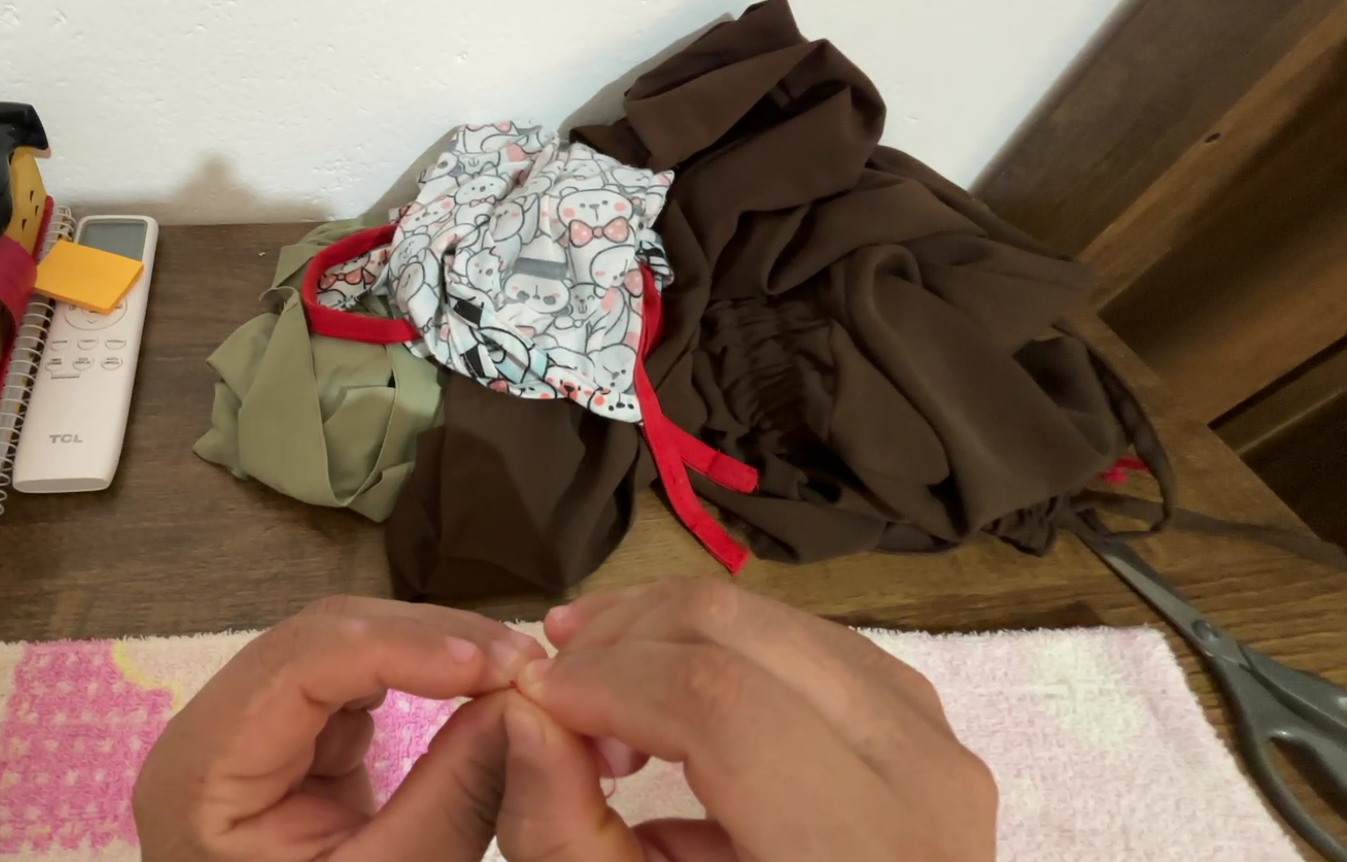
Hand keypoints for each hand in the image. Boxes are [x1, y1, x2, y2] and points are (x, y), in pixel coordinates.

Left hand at [132, 595, 543, 860]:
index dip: (400, 648)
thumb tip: (523, 707)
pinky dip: (415, 671)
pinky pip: (355, 674)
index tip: (490, 663)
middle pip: (324, 635)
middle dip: (427, 638)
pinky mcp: (290, 724)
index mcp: (204, 766)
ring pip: (345, 640)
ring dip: (428, 645)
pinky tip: (464, 682)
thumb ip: (449, 800)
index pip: (303, 661)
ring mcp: (254, 715)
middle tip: (518, 659)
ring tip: (504, 666)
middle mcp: (217, 719)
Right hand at [495, 579, 996, 860]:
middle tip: (556, 681)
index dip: (605, 681)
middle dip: (616, 637)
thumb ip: (561, 828)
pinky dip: (695, 631)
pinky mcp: (905, 700)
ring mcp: (926, 726)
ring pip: (749, 610)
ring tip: (594, 675)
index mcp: (866, 856)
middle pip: (730, 630)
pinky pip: (778, 624)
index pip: (717, 704)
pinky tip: (654, 671)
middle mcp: (927, 777)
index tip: (535, 694)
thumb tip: (519, 705)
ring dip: (649, 625)